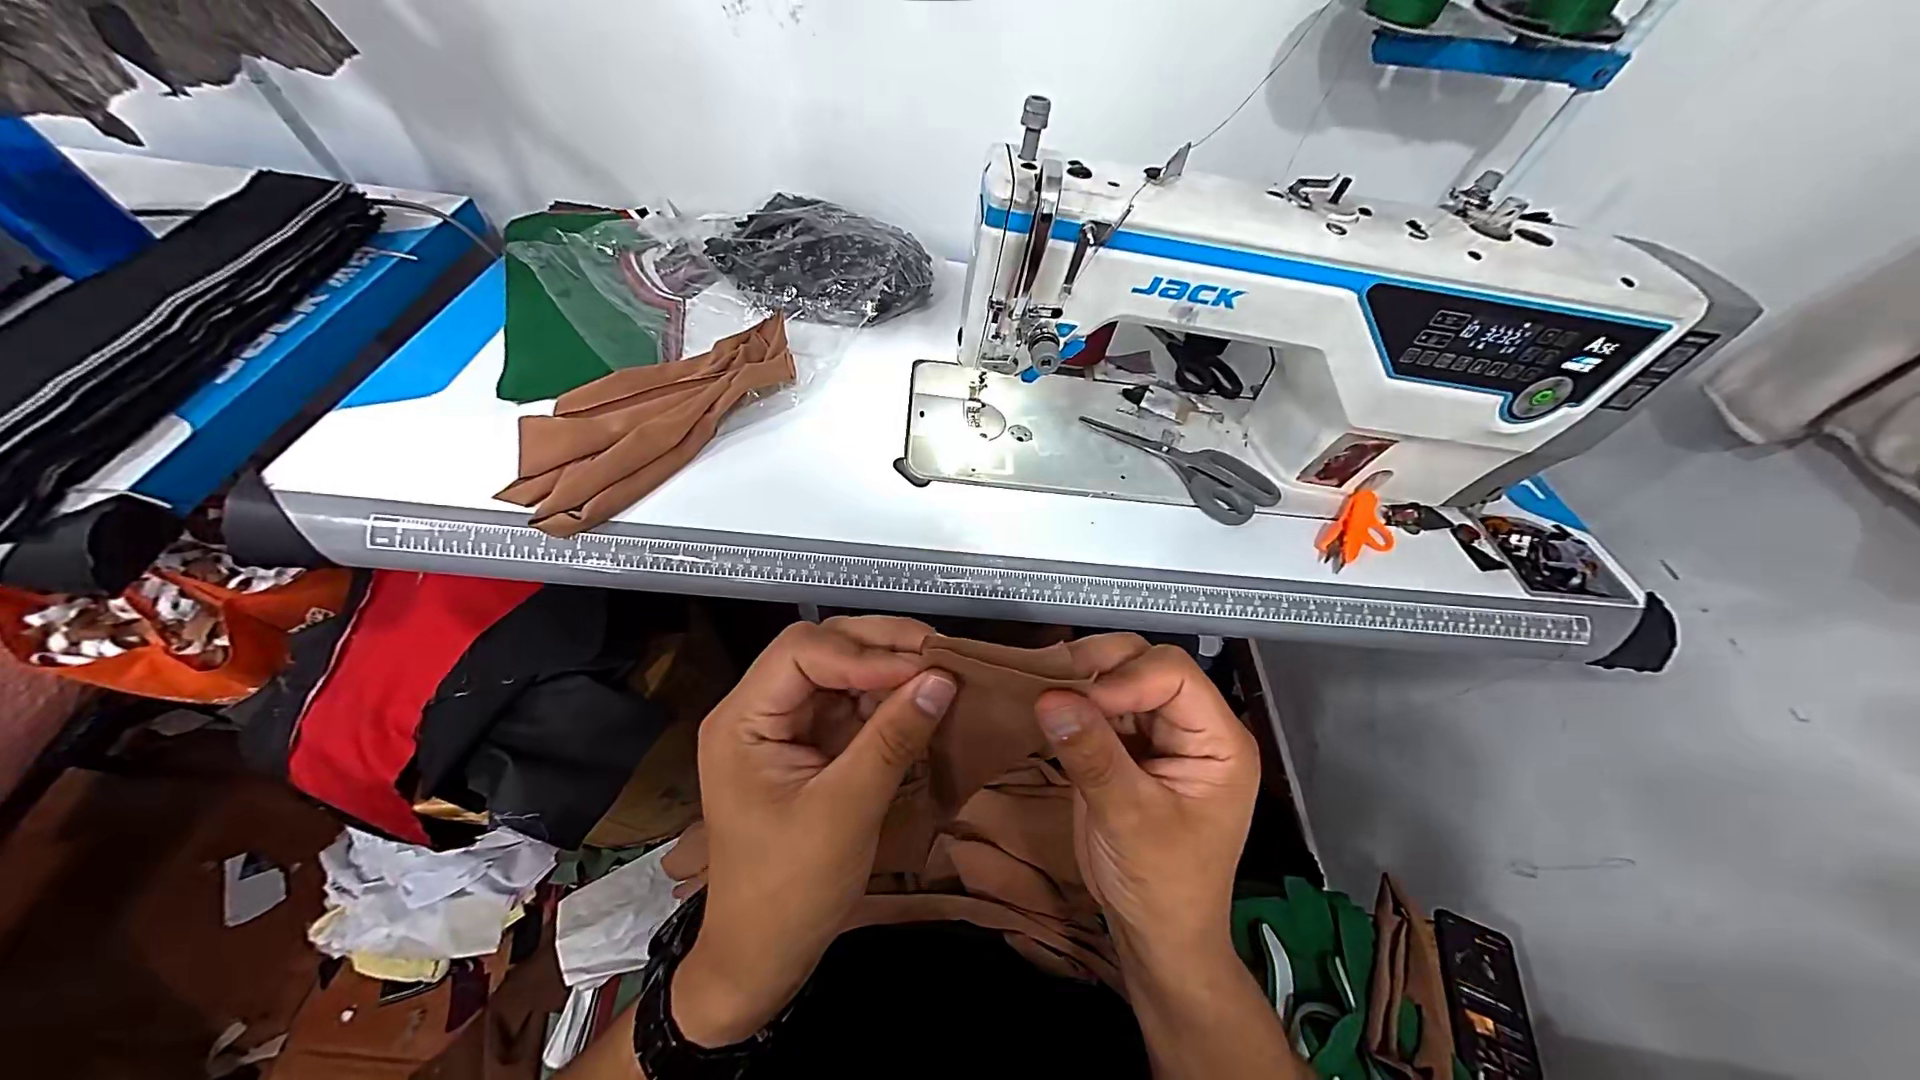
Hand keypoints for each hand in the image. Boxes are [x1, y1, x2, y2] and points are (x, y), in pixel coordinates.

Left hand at [671, 616, 954, 1045]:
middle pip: (822, 648)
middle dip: (881, 647)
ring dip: (891, 668)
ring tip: (941, 672)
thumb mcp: (845, 811)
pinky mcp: (814, 744)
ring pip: (843, 670)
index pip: (802, 651)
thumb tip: (942, 679)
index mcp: (743, 720)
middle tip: (939, 653)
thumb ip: (892, 739)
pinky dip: (890, 698)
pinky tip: (923, 700)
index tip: (922, 669)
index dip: (863, 652)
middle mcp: (761, 709)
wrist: (764, 957)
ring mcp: (789, 726)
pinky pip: (854, 703)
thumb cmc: (790, 890)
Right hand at [1034, 637, 1259, 960]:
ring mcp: (1155, 733)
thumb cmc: (1163, 884)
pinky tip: (1047, 710)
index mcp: (1218, 738)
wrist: (1154, 932)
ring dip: (1080, 681)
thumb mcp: (1129, 820)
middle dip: (1100, 668)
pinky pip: (1096, 706)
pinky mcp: (1123, 745)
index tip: (1080, 703)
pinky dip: (1071, 703)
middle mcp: (1190, 725)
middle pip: (1145, 664)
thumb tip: (1050, 698)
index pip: (1174, 675)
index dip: (1126, 679)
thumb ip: (1093, 755)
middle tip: (1054, 684)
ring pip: (1117, 678)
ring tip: (1045, 694)